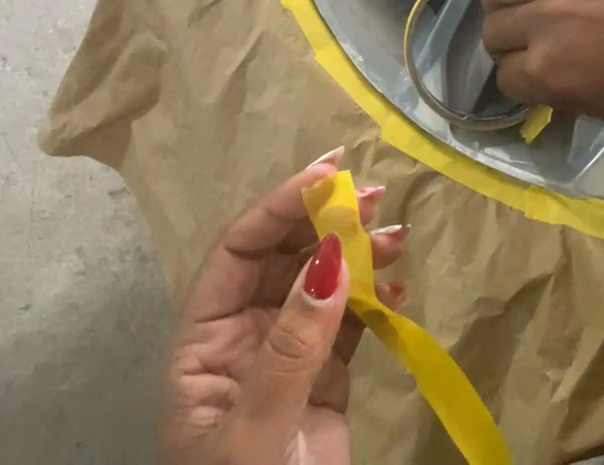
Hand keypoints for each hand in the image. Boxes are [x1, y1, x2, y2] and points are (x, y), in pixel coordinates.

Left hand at [160, 148, 407, 464]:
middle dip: (326, 219)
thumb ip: (291, 346)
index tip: (328, 174)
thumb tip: (331, 256)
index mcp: (204, 340)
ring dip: (359, 253)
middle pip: (284, 256)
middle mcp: (242, 335)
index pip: (239, 250)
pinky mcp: (324, 378)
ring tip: (399, 237)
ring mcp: (285, 354)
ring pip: (322, 282)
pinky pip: (349, 321)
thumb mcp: (256, 430)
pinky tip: (399, 287)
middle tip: (375, 194)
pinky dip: (374, 297)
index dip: (280, 205)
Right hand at [479, 0, 603, 133]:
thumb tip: (552, 86)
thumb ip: (571, 97)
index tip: (537, 82)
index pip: (505, 77)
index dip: (520, 82)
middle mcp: (547, 24)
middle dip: (508, 43)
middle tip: (534, 44)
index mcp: (551, 75)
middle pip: (494, 29)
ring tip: (529, 3)